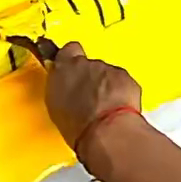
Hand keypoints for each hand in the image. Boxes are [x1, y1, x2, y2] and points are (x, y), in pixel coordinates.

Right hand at [44, 42, 144, 173]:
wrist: (104, 131)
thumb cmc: (78, 124)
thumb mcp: (56, 106)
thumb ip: (60, 88)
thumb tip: (64, 89)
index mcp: (62, 68)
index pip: (68, 51)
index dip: (72, 59)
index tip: (72, 69)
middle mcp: (84, 64)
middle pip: (89, 64)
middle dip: (90, 77)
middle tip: (89, 98)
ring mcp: (106, 69)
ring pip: (107, 73)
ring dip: (106, 86)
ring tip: (104, 108)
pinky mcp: (124, 77)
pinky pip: (123, 81)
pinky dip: (122, 92)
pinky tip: (118, 108)